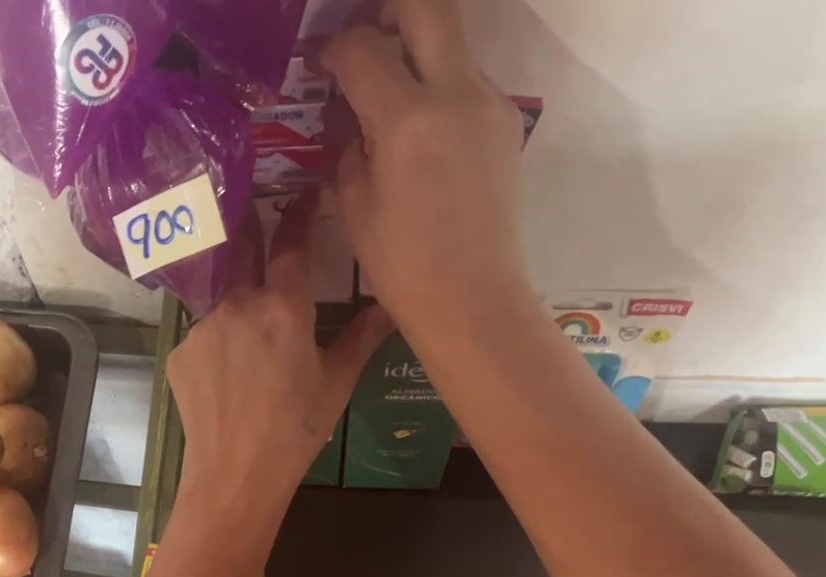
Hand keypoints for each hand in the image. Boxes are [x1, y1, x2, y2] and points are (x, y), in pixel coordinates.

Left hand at [167, 195, 391, 519]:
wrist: (234, 474)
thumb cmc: (294, 431)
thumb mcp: (335, 384)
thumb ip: (360, 337)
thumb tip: (391, 306)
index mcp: (283, 307)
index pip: (291, 242)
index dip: (299, 213)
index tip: (302, 193)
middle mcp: (238, 304)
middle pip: (241, 249)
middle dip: (249, 226)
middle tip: (253, 211)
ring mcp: (202, 327)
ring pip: (222, 300)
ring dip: (235, 303)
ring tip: (247, 337)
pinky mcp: (179, 352)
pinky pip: (202, 336)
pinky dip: (216, 344)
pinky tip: (226, 376)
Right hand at [326, 0, 540, 333]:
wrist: (474, 298)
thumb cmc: (402, 265)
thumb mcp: (354, 204)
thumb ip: (346, 142)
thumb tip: (345, 109)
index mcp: (408, 120)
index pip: (364, 48)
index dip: (334, 48)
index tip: (319, 64)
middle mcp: (457, 94)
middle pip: (427, 5)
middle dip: (387, 9)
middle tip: (361, 40)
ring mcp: (490, 104)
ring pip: (451, 42)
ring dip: (415, 48)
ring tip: (384, 91)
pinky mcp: (506, 123)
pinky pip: (466, 80)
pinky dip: (436, 85)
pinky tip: (415, 129)